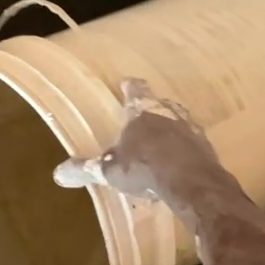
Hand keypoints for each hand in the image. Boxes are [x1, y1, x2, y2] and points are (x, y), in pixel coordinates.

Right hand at [53, 79, 239, 219]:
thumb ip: (86, 170)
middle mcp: (168, 114)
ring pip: (180, 120)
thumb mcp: (109, 171)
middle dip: (154, 106)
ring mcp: (191, 130)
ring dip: (173, 125)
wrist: (190, 182)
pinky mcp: (206, 148)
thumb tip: (58, 174)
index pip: (135, 92)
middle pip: (161, 103)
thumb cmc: (143, 168)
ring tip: (166, 132)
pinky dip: (185, 146)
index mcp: (142, 113)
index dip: (131, 87)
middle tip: (148, 109)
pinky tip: (181, 157)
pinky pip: (193, 142)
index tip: (128, 82)